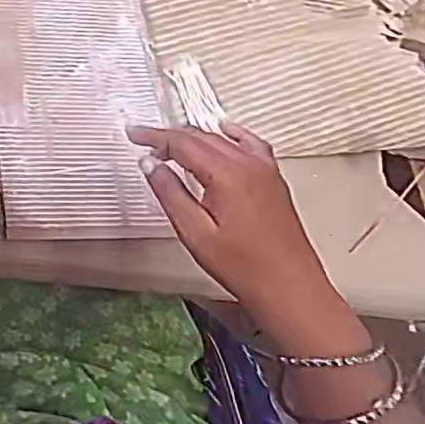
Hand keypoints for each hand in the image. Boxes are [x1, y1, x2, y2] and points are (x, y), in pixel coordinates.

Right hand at [129, 124, 337, 310]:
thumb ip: (170, 192)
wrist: (290, 289)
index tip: (135, 134)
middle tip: (145, 142)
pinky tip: (223, 134)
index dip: (154, 137)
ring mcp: (265, 171)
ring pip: (222, 139)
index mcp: (227, 175)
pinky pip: (250, 145)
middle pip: (201, 136)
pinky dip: (230, 136)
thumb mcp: (194, 232)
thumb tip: (150, 164)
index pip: (182, 143)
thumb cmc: (244, 266)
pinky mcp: (274, 180)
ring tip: (171, 144)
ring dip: (194, 137)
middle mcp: (249, 166)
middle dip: (169, 136)